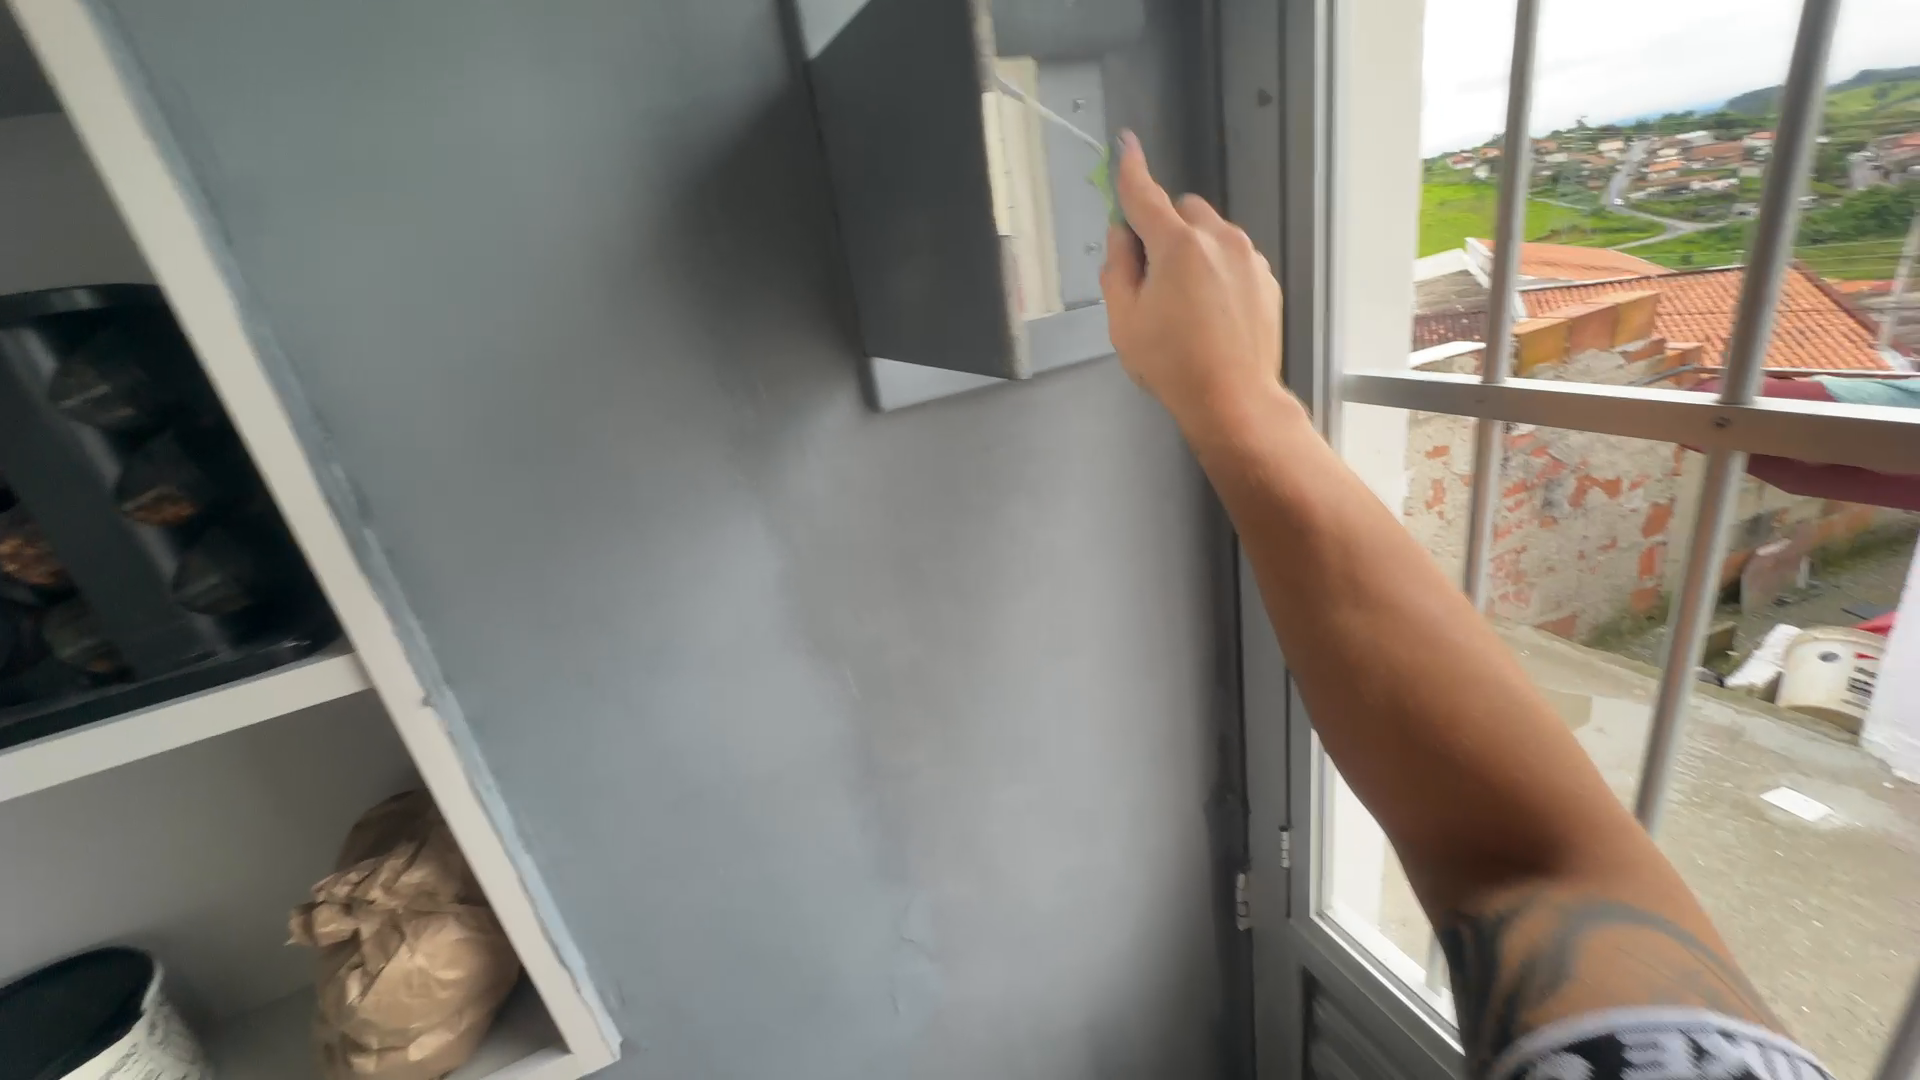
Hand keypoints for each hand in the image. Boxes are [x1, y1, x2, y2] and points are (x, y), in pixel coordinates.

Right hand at [1099, 131, 1288, 432]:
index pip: (1145, 196)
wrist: (1233, 399)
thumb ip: (1116, 269)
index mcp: (1177, 246)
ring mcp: (1249, 257)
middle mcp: (1218, 239)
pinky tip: (1212, 314)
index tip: (1125, 145)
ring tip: (1186, 304)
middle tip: (1153, 277)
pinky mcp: (1266, 279)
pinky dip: (1218, 271)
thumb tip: (1122, 235)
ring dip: (1193, 251)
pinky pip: (1234, 258)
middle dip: (1165, 230)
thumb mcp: (1123, 322)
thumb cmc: (1171, 364)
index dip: (1129, 171)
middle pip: (1184, 210)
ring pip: (1212, 233)